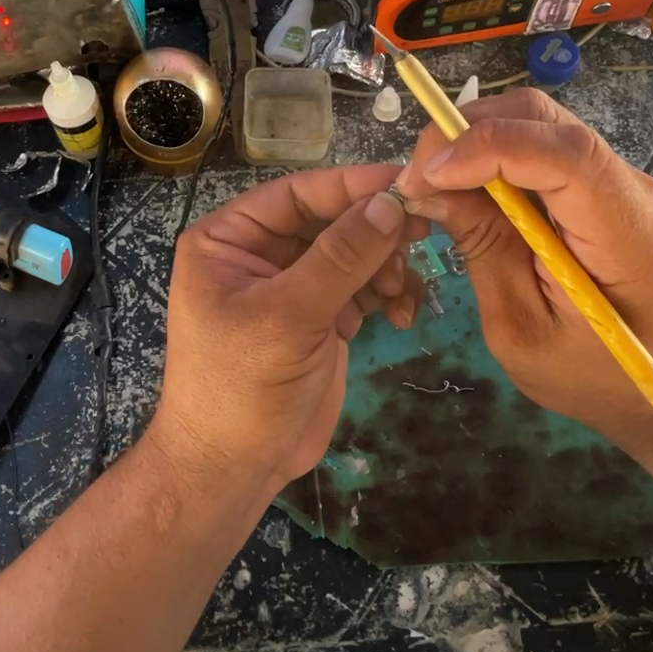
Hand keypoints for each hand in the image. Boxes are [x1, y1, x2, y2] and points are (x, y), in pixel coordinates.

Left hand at [152, 164, 427, 492]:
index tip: (404, 181)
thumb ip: (340, 257)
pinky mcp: (319, 319)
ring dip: (384, 265)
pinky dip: (385, 294)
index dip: (349, 185)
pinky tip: (403, 313)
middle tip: (424, 231)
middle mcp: (258, 254)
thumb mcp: (288, 316)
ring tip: (401, 292)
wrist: (233, 470)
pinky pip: (360, 289)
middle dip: (374, 229)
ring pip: (351, 253)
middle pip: (328, 221)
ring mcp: (292, 288)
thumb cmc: (241, 386)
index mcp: (228, 239)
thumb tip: (389, 203)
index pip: (295, 194)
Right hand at [393, 89, 652, 438]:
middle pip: (548, 121)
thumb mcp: (519, 330)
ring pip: (540, 122)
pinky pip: (542, 144)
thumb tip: (429, 186)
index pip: (569, 156)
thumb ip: (482, 250)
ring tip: (435, 180)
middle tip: (417, 174)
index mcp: (633, 242)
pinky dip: (492, 152)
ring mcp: (625, 179)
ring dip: (474, 138)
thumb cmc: (593, 378)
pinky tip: (467, 186)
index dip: (491, 147)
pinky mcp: (606, 181)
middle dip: (468, 131)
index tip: (428, 174)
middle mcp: (638, 192)